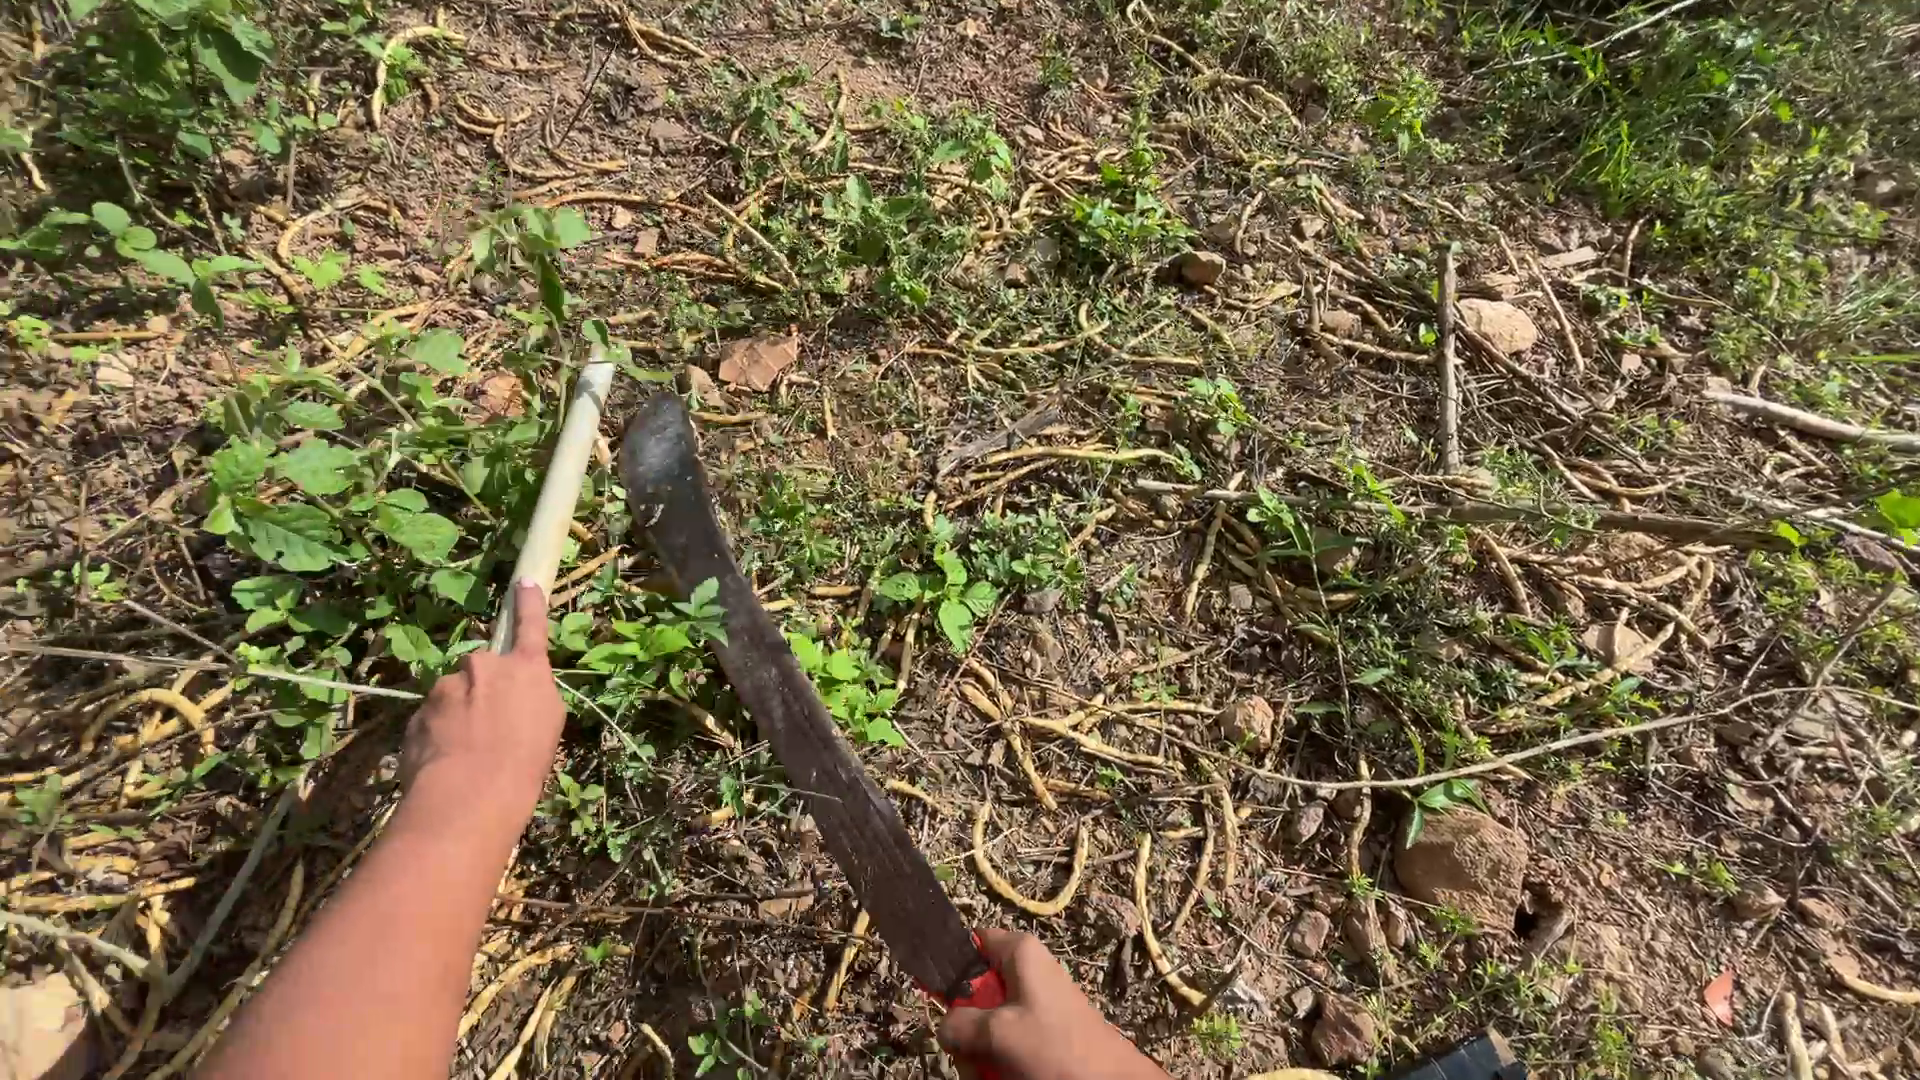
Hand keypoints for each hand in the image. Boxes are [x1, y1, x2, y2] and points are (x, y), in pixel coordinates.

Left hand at [401, 580, 564, 819]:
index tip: (524, 583)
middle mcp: (483, 667)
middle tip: (492, 724)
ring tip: (469, 752)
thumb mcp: (549, 721)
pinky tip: (447, 762)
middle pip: (482, 668)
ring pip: (454, 694)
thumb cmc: (526, 757)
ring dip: (459, 714)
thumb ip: (532, 693)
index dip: (528, 604)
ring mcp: (445, 687)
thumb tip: (515, 691)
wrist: (470, 792)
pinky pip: (431, 718)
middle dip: (483, 687)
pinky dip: (439, 735)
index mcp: (524, 667)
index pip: (529, 626)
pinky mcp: (416, 713)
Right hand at [940, 929, 1169, 1079]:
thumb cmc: (1055, 1047)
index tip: (940, 999)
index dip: (952, 968)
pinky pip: (1008, 1040)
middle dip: (968, 1026)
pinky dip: (1001, 1061)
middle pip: (977, 990)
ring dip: (982, 1051)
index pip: (972, 942)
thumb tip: (945, 1025)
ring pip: (989, 1022)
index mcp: (1018, 951)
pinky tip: (1004, 1079)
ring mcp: (1035, 1001)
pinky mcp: (1043, 1030)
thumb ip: (960, 1024)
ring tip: (991, 1072)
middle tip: (972, 1053)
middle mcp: (1026, 969)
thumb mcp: (999, 1034)